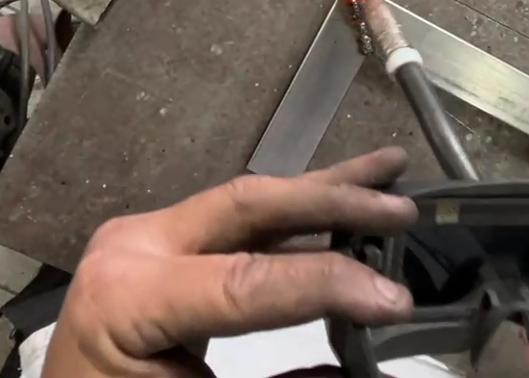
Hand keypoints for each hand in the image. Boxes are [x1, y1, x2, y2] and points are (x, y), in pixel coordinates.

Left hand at [44, 147, 418, 377]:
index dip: (325, 284)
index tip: (395, 298)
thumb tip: (360, 367)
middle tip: (400, 207)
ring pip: (250, 200)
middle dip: (332, 202)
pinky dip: (294, 211)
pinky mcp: (164, 241)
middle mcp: (136, 246)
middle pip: (250, 206)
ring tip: (387, 169)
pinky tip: (336, 195)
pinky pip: (237, 221)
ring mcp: (148, 235)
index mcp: (127, 297)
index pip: (244, 281)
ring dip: (322, 187)